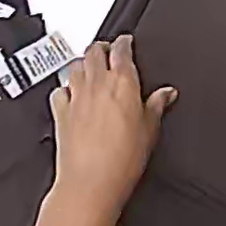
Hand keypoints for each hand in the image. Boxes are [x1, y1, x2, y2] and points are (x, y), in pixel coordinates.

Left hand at [45, 35, 175, 225]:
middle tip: (107, 50)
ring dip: (83, 63)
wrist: (90, 183)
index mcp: (123, 82)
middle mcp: (97, 84)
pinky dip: (65, 87)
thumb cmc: (122, 160)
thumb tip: (166, 93)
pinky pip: (59, 90)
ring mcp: (76, 97)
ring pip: (75, 65)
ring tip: (90, 66)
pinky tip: (70, 93)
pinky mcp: (60, 112)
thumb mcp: (150, 130)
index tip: (126, 42)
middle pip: (94, 51)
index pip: (121, 50)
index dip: (124, 42)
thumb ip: (157, 105)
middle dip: (101, 47)